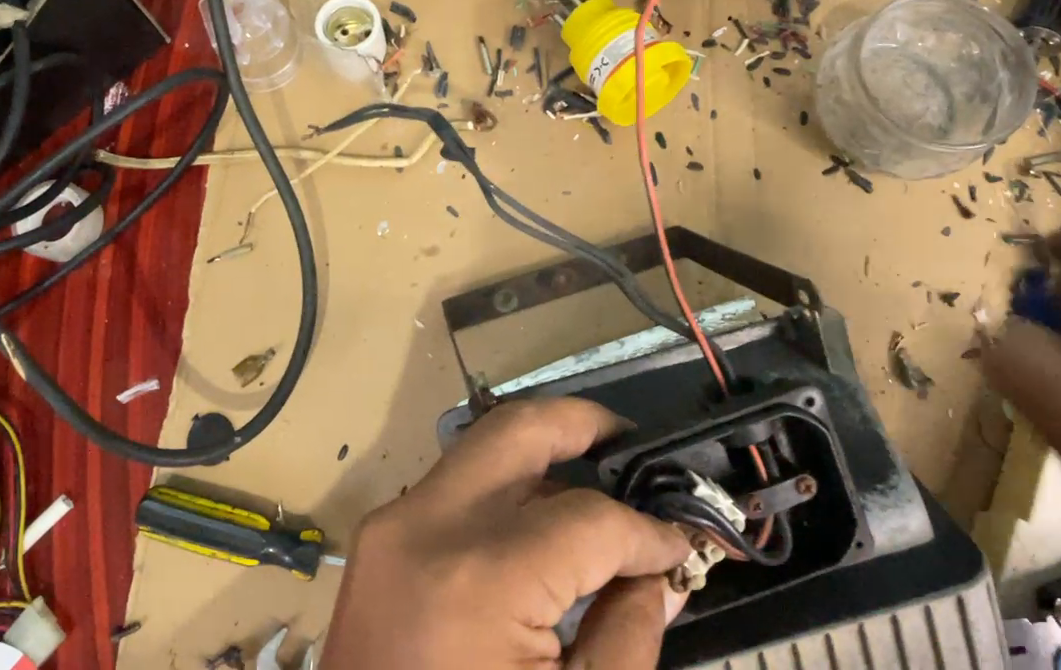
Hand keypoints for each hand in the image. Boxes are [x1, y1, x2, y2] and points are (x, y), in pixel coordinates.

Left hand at [319, 397, 691, 669]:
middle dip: (584, 424)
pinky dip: (505, 484)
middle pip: (518, 430)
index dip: (647, 532)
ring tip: (599, 478)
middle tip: (634, 445)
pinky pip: (455, 484)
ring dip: (544, 451)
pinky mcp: (379, 537)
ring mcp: (392, 524)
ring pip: (482, 447)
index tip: (681, 545)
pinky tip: (544, 517)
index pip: (589, 518)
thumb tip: (661, 572)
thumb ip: (627, 636)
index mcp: (479, 578)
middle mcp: (427, 524)